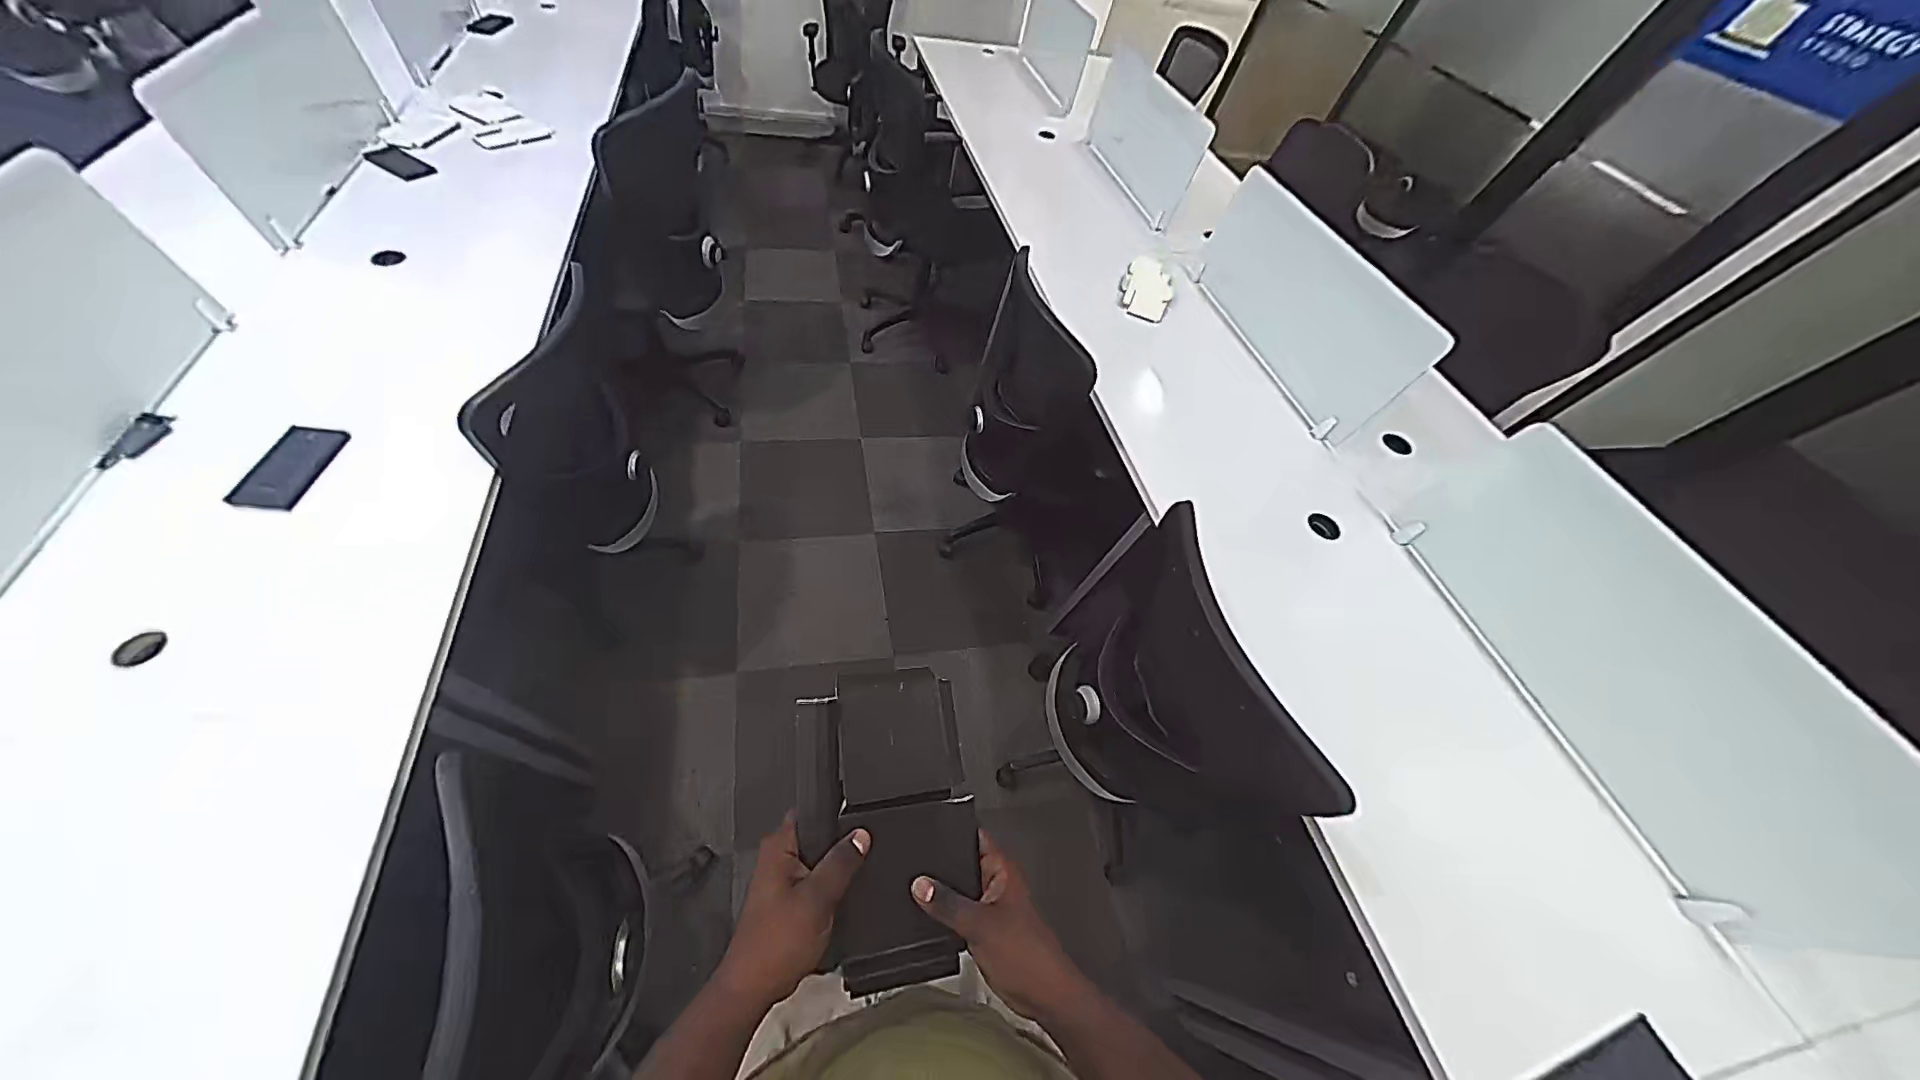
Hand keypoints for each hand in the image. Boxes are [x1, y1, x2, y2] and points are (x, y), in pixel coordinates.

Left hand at [716, 812, 868, 1008]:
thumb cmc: (775, 944)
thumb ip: (841, 863)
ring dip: (836, 871)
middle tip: (861, 856)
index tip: (860, 821)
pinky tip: (840, 901)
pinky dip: (829, 889)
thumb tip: (861, 836)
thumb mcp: (818, 898)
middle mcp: (777, 858)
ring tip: (850, 882)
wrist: (754, 989)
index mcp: (778, 846)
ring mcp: (782, 879)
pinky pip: (817, 882)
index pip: (811, 811)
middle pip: (820, 837)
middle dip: (841, 846)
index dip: (837, 814)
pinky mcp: (789, 900)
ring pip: (820, 862)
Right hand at [912, 830, 1091, 1021]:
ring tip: (922, 894)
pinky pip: (959, 911)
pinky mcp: (984, 927)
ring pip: (960, 889)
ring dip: (944, 893)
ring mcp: (990, 905)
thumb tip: (921, 885)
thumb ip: (947, 903)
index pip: (975, 836)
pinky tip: (933, 920)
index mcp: (1003, 870)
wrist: (1044, 996)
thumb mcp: (979, 924)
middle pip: (963, 862)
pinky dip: (947, 914)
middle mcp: (997, 883)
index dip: (953, 830)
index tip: (927, 831)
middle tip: (917, 867)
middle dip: (942, 865)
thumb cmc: (1028, 956)